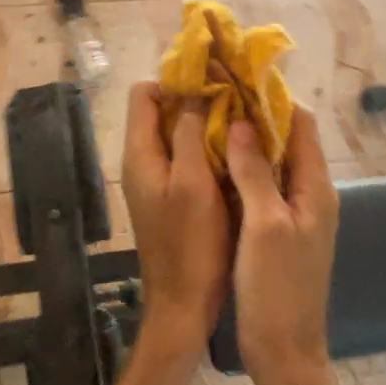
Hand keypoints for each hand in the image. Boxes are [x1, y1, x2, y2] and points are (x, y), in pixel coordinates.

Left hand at [122, 82, 232, 351]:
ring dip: (207, 125)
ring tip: (244, 120)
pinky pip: (189, 159)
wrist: (185, 304)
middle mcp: (144, 162)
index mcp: (141, 154)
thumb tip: (193, 92)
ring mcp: (159, 181)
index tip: (216, 81)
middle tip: (238, 98)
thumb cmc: (190, 244)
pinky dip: (210, 150)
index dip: (176, 80)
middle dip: (197, 99)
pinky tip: (240, 153)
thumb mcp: (193, 183)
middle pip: (163, 112)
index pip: (145, 94)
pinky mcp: (175, 198)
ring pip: (179, 135)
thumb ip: (189, 134)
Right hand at [224, 108, 338, 384]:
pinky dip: (242, 173)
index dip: (272, 98)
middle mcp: (310, 195)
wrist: (284, 351)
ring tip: (208, 122)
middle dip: (255, 117)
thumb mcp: (264, 225)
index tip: (235, 79)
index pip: (301, 125)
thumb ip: (255, 172)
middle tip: (213, 97)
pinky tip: (213, 167)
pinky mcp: (278, 234)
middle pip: (287, 142)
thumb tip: (241, 122)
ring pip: (273, 166)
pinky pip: (262, 190)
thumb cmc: (277, 288)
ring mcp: (295, 217)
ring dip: (247, 144)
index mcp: (315, 188)